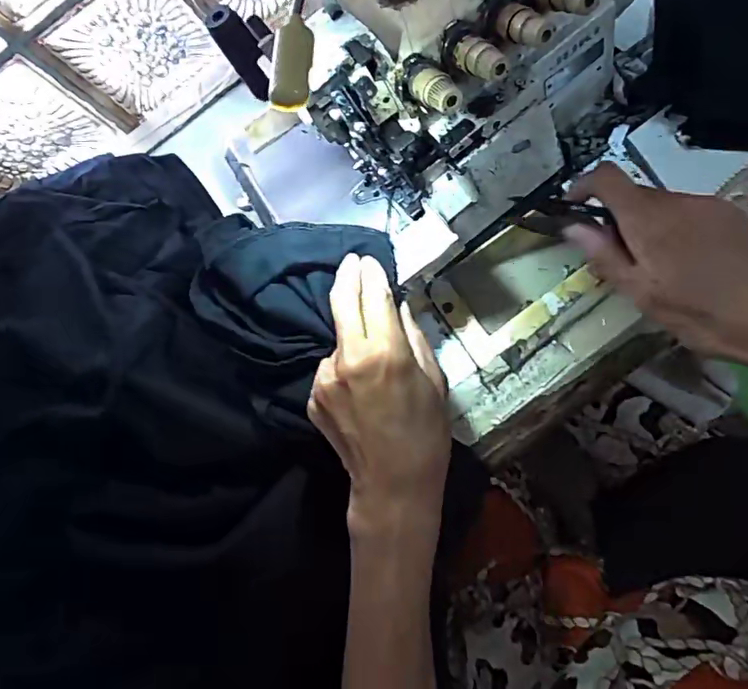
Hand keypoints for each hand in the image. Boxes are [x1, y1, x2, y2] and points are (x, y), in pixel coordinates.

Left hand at [310, 253, 452, 539]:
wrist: (392, 486)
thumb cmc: (425, 434)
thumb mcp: (434, 382)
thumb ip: (414, 337)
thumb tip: (399, 307)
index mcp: (386, 352)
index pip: (374, 296)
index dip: (372, 274)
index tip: (369, 260)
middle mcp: (348, 357)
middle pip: (342, 301)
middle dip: (347, 276)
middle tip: (352, 262)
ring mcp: (325, 376)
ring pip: (338, 339)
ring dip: (351, 336)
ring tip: (372, 362)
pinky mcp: (313, 394)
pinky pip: (331, 368)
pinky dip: (344, 367)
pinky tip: (360, 392)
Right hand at [560, 164, 747, 376]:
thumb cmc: (704, 315)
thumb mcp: (643, 295)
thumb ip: (604, 256)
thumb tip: (572, 226)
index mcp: (648, 219)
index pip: (606, 176)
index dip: (583, 185)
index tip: (574, 208)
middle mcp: (676, 201)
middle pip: (633, 194)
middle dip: (618, 218)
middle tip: (621, 258)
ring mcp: (707, 205)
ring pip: (660, 205)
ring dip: (648, 225)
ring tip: (661, 267)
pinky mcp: (730, 215)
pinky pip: (687, 212)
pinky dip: (675, 228)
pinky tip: (691, 263)